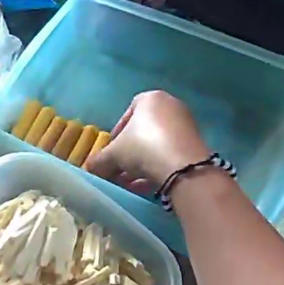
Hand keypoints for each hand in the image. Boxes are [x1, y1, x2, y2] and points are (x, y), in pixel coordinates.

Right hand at [84, 90, 211, 195]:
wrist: (183, 167)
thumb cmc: (143, 148)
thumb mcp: (114, 155)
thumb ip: (99, 160)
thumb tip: (89, 168)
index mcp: (151, 99)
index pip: (128, 112)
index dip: (117, 133)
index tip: (111, 151)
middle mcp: (171, 106)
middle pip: (143, 131)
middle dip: (128, 153)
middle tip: (118, 170)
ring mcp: (185, 125)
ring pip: (156, 145)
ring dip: (141, 164)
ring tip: (129, 183)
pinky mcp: (195, 145)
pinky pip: (170, 155)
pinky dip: (157, 168)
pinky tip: (146, 185)